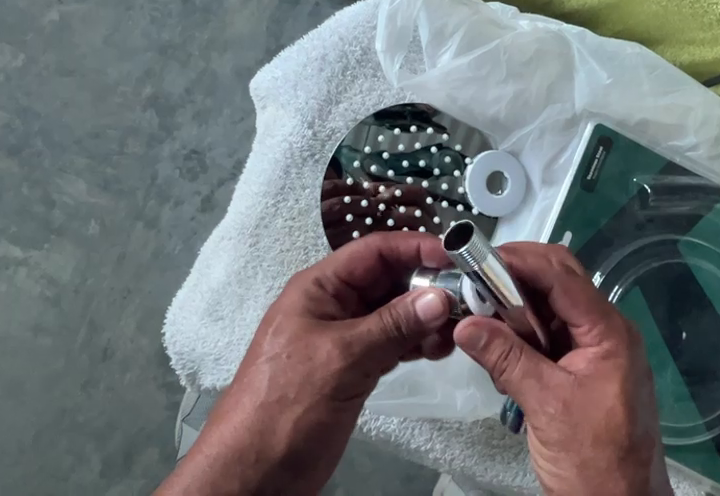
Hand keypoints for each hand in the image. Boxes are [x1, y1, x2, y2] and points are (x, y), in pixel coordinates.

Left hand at [158, 231, 456, 495]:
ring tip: (456, 332)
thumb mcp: (342, 358)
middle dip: (426, 285)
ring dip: (425, 317)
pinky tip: (438, 350)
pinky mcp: (353, 368)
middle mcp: (334, 304)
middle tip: (466, 299)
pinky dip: (415, 343)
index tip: (455, 256)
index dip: (414, 247)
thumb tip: (440, 296)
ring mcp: (344, 337)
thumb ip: (393, 325)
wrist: (252, 475)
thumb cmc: (287, 403)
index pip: (374, 251)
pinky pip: (391, 342)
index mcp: (321, 286)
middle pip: (388, 280)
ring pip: (394, 313)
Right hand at [454, 243, 669, 495]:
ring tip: (482, 319)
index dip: (522, 260)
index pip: (562, 276)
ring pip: (550, 308)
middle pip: (558, 283)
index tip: (481, 257)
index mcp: (608, 331)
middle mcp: (605, 331)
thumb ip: (506, 359)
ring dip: (516, 310)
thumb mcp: (546, 406)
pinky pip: (549, 337)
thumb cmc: (594, 461)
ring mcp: (595, 351)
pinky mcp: (582, 370)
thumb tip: (464, 325)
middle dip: (516, 279)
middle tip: (476, 283)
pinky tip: (500, 352)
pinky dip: (523, 337)